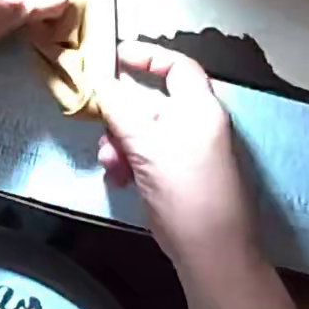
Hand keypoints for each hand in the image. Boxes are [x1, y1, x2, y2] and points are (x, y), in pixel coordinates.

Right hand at [98, 41, 259, 268]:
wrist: (210, 252)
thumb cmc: (185, 190)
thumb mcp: (145, 145)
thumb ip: (118, 109)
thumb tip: (98, 81)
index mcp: (199, 109)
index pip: (177, 67)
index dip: (148, 56)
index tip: (116, 56)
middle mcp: (193, 124)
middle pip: (148, 102)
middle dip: (118, 116)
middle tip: (99, 128)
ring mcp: (183, 150)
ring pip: (138, 130)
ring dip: (117, 142)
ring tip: (111, 164)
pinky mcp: (172, 172)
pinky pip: (141, 153)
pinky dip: (125, 160)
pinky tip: (118, 177)